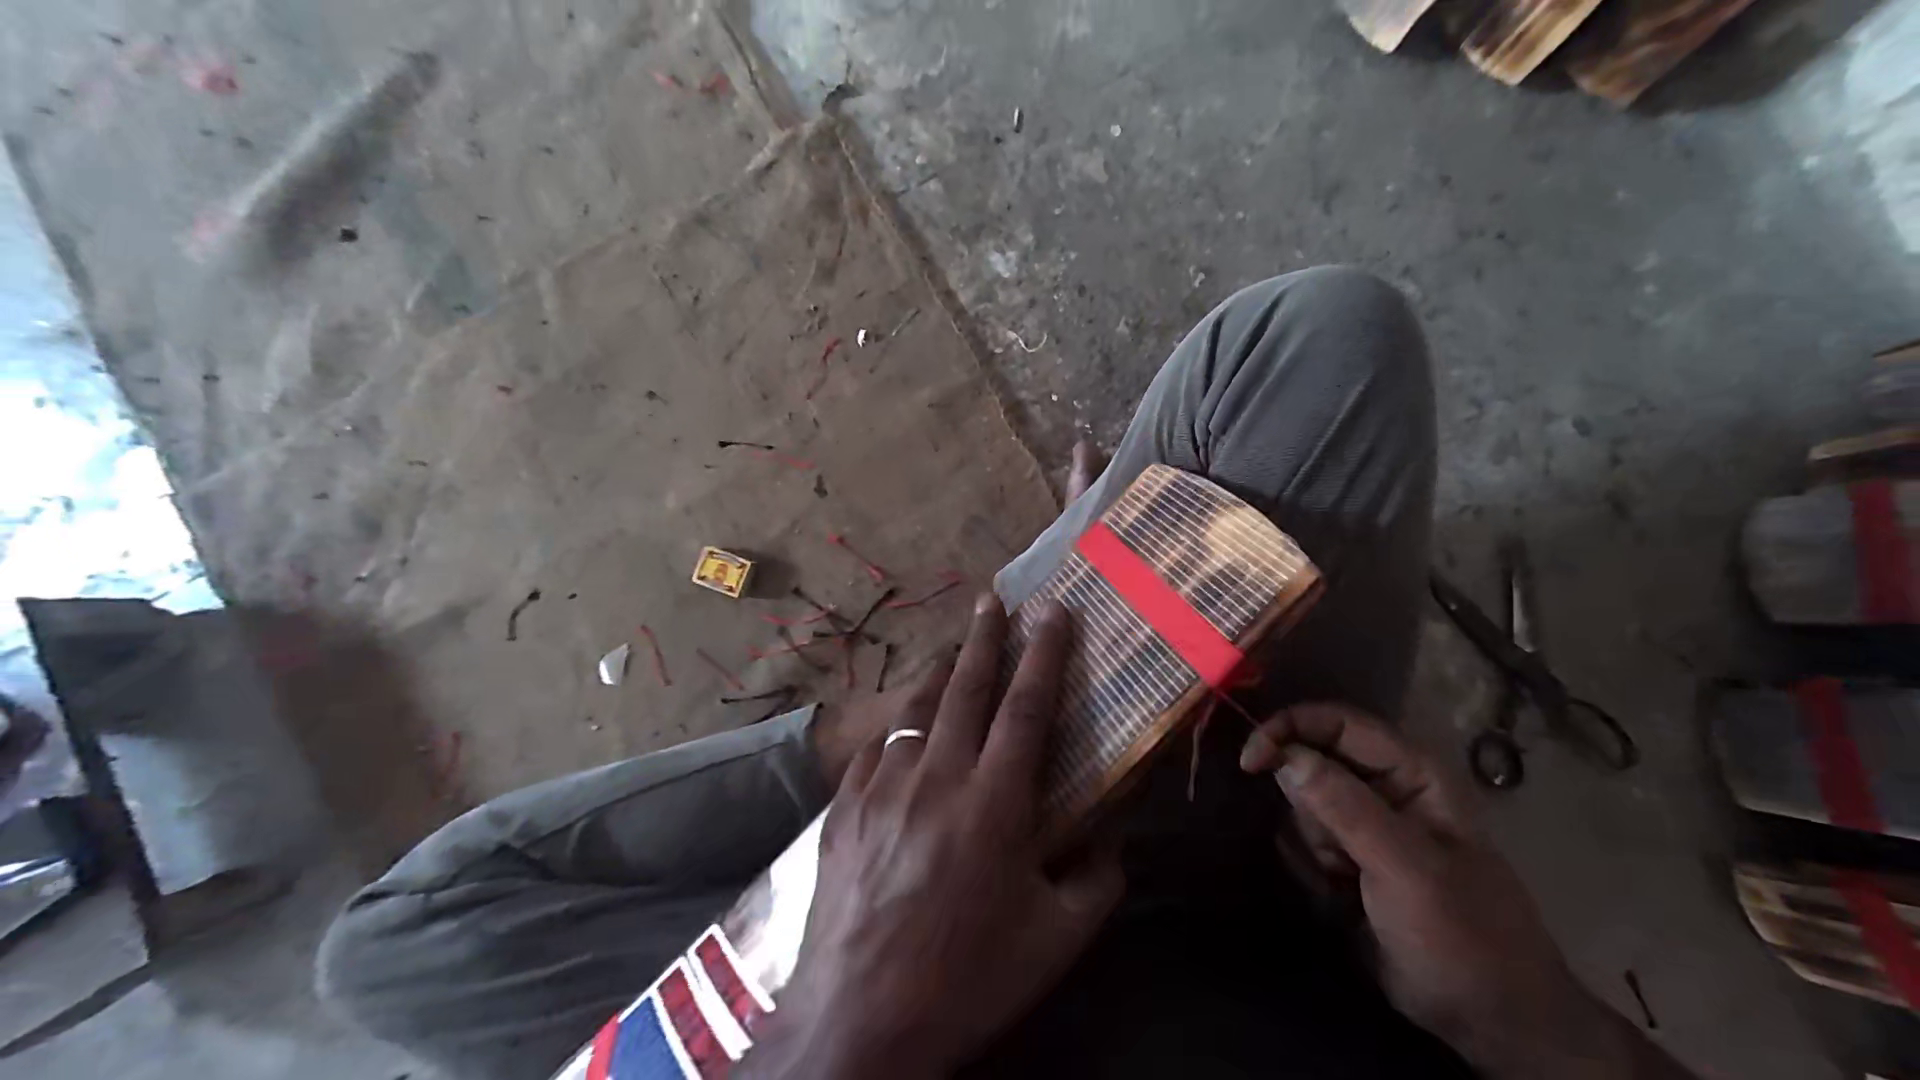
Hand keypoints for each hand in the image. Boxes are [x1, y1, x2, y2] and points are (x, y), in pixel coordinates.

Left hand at [744, 597, 1123, 1079]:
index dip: (1046, 653)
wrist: (858, 1018)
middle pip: (967, 688)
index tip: (1054, 611)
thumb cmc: (967, 978)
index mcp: (994, 801)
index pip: (1028, 707)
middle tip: (993, 600)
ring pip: (916, 709)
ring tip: (954, 649)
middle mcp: (937, 776)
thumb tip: (1115, 838)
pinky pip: (875, 748)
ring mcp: (883, 785)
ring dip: (940, 672)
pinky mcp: (844, 804)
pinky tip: (904, 730)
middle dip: (985, 638)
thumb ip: (1097, 879)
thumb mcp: (1055, 940)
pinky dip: (898, 728)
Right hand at [1241, 703, 1692, 1079]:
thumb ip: (1347, 808)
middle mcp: (1385, 786)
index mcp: (1412, 772)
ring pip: (1300, 801)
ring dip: (1309, 840)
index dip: (1289, 729)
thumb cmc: (1464, 937)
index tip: (1250, 760)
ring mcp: (1364, 822)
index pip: (1337, 722)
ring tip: (1345, 880)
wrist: (1490, 1021)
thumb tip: (1286, 757)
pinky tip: (1338, 892)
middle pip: (1311, 759)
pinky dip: (1307, 861)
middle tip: (1331, 853)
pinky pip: (1300, 836)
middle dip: (1304, 803)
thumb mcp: (1408, 870)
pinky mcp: (1346, 854)